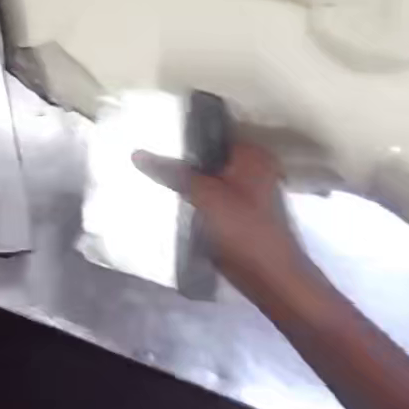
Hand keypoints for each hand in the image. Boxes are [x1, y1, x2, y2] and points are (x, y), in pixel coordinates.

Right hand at [133, 143, 318, 296]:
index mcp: (252, 155)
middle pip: (207, 155)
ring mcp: (246, 193)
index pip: (211, 132)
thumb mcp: (204, 195)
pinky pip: (207, 197)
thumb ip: (171, 171)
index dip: (183, 131)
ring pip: (206, 177)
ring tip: (150, 171)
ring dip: (184, 178)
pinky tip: (166, 197)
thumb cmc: (244, 229)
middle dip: (180, 156)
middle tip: (145, 150)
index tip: (153, 129)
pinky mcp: (237, 215)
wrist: (271, 279)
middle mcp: (252, 168)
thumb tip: (136, 153)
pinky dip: (191, 197)